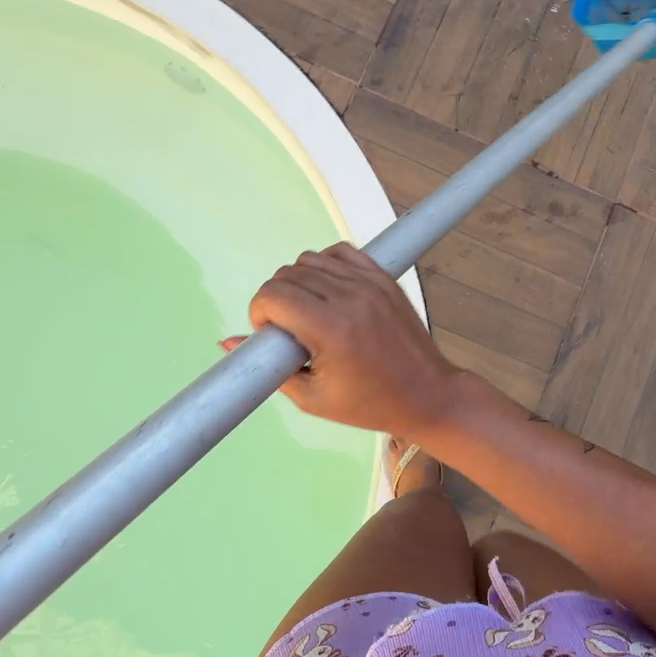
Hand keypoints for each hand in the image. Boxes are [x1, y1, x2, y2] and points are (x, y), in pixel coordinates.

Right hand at [223, 243, 464, 435]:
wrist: (428, 394)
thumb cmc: (371, 404)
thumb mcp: (313, 398)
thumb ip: (269, 369)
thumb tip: (227, 341)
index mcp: (331, 329)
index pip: (273, 295)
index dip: (260, 313)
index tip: (271, 334)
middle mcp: (350, 298)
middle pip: (288, 275)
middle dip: (276, 299)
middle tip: (289, 330)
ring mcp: (370, 284)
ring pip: (311, 259)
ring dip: (299, 282)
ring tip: (309, 312)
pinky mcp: (384, 278)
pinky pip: (341, 252)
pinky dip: (326, 266)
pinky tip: (329, 292)